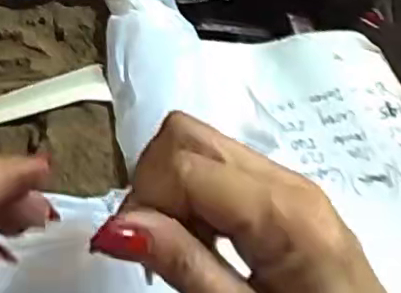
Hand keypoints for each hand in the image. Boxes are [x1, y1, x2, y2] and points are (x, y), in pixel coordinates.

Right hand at [89, 111, 383, 292]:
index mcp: (284, 211)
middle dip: (153, 179)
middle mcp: (286, 178)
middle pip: (187, 134)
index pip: (182, 162)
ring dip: (170, 183)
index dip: (143, 199)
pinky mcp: (287, 194)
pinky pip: (220, 164)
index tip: (131, 249)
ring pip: (199, 141)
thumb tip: (111, 227)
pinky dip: (193, 190)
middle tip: (152, 243)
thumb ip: (184, 266)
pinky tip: (203, 240)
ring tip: (177, 246)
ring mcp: (290, 182)